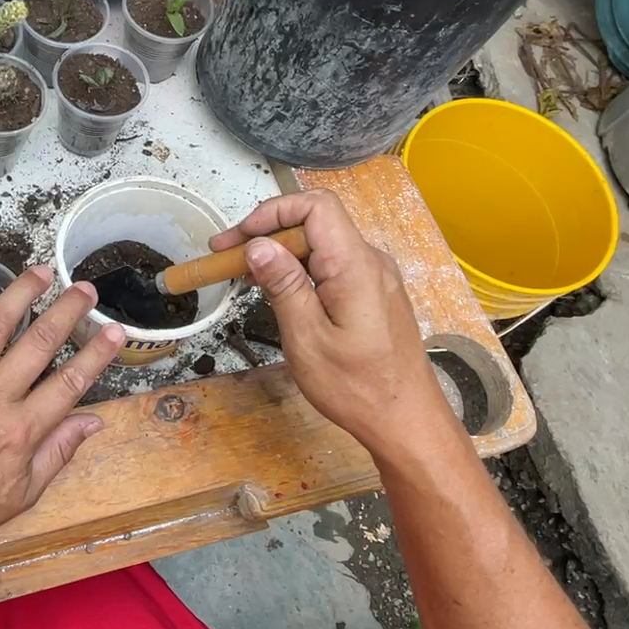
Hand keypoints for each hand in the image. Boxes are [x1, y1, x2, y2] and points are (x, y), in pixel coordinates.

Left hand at [0, 267, 126, 579]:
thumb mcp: (22, 493)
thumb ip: (58, 452)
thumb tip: (93, 422)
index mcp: (21, 431)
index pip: (70, 382)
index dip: (97, 354)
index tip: (114, 330)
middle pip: (39, 343)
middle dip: (68, 311)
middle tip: (85, 288)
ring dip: (20, 294)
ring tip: (41, 272)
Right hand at [211, 190, 459, 462]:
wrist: (404, 420)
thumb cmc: (355, 386)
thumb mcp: (307, 337)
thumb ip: (283, 285)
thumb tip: (258, 245)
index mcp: (355, 266)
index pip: (315, 208)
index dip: (270, 213)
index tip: (236, 240)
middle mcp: (369, 262)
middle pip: (314, 224)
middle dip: (265, 234)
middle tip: (224, 260)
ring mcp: (373, 277)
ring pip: (320, 246)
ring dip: (278, 254)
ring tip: (242, 277)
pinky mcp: (371, 294)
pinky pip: (329, 266)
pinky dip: (297, 270)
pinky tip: (274, 291)